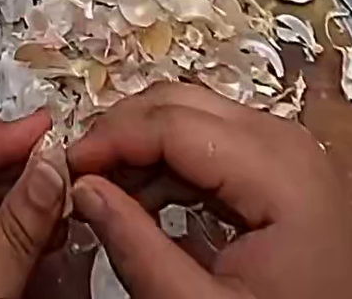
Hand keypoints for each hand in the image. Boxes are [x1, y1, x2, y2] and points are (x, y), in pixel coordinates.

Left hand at [0, 113, 68, 298]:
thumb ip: (13, 233)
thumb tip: (50, 163)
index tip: (51, 131)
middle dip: (25, 165)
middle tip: (77, 165)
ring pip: (1, 209)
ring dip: (40, 201)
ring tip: (79, 197)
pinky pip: (14, 247)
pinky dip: (43, 240)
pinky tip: (69, 237)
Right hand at [66, 83, 351, 298]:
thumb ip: (137, 248)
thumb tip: (79, 187)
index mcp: (277, 168)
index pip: (167, 122)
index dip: (108, 139)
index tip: (68, 168)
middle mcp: (281, 138)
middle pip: (172, 104)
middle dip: (119, 133)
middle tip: (82, 173)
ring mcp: (283, 147)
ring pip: (182, 113)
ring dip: (137, 145)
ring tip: (108, 190)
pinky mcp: (278, 163)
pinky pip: (203, 137)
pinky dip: (164, 159)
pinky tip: (144, 197)